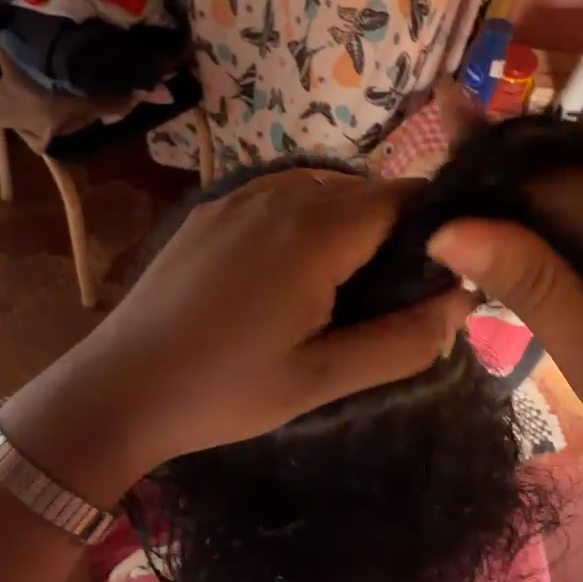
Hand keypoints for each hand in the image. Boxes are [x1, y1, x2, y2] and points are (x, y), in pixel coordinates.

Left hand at [3, 168, 476, 504]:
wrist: (118, 388)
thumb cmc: (223, 390)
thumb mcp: (322, 379)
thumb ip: (402, 341)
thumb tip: (463, 302)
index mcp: (313, 230)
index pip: (404, 199)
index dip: (432, 234)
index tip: (434, 282)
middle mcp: (277, 194)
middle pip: (364, 192)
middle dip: (390, 235)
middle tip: (384, 302)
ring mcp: (236, 197)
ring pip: (321, 191)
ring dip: (345, 228)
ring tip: (335, 295)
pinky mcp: (208, 211)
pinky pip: (278, 199)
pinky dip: (302, 224)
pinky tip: (285, 279)